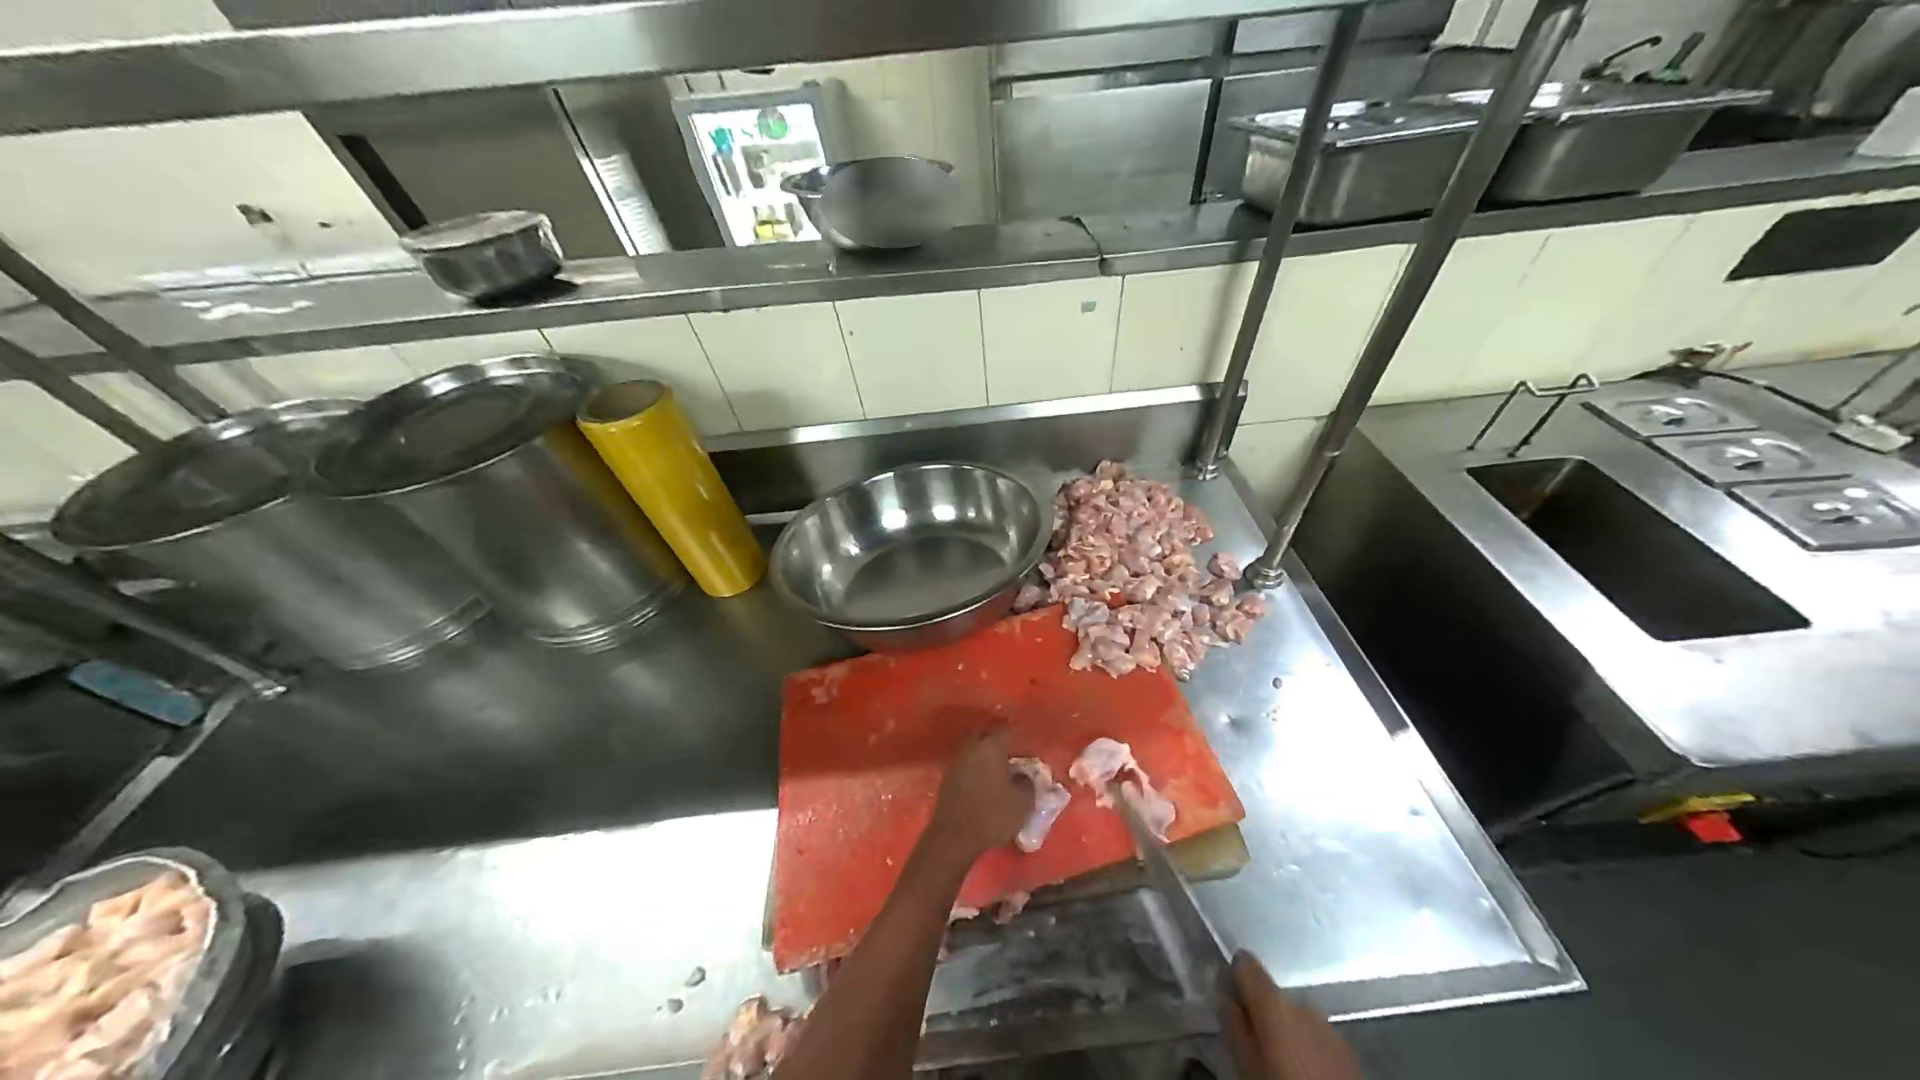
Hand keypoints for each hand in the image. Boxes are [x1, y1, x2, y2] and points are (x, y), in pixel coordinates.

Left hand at [925, 726, 1033, 861]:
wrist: (954, 836)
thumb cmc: (992, 815)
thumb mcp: (1022, 802)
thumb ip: (1027, 782)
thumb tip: (1022, 775)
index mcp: (991, 747)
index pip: (1006, 729)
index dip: (1017, 733)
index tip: (1026, 741)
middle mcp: (971, 748)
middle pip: (985, 734)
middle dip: (998, 740)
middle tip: (1012, 751)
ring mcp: (956, 762)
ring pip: (973, 748)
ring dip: (985, 753)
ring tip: (998, 766)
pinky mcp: (947, 778)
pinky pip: (965, 763)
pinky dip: (975, 766)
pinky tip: (984, 780)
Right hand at [1219, 952, 1360, 1079]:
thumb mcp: (1245, 1061)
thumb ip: (1233, 1023)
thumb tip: (1225, 996)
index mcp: (1272, 1001)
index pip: (1247, 964)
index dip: (1235, 972)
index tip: (1229, 990)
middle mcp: (1301, 1003)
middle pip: (1272, 994)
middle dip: (1261, 1009)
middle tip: (1253, 1035)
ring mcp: (1327, 1024)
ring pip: (1295, 1014)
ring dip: (1285, 1026)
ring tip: (1278, 1054)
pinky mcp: (1346, 1047)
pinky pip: (1316, 1033)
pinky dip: (1306, 1041)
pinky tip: (1304, 1064)